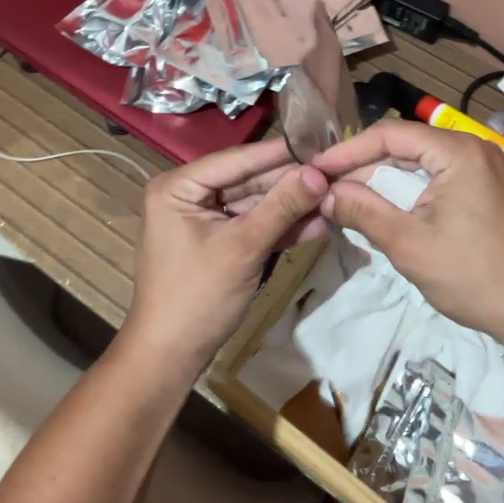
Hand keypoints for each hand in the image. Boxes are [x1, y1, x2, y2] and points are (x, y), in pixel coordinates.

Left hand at [122, 140, 329, 374]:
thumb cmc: (198, 296)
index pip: (236, 160)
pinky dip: (278, 227)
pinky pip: (250, 225)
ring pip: (253, 203)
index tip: (320, 145)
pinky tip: (316, 224)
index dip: (279, 154)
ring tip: (333, 198)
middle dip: (288, 183)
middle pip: (247, 180)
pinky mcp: (216, 242)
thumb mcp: (243, 247)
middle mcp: (187, 194)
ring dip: (290, 206)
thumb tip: (319, 173)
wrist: (170, 357)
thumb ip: (281, 206)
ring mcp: (201, 219)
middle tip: (333, 175)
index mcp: (178, 186)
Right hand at [309, 121, 503, 351]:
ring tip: (344, 197)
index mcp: (457, 151)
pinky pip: (434, 175)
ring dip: (381, 179)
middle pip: (403, 145)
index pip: (389, 134)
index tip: (315, 168)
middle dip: (362, 166)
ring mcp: (480, 165)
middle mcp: (470, 147)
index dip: (347, 151)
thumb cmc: (471, 276)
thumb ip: (364, 212)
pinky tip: (379, 205)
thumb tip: (326, 194)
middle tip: (325, 186)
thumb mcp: (408, 244)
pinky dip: (405, 189)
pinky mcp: (482, 185)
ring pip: (417, 161)